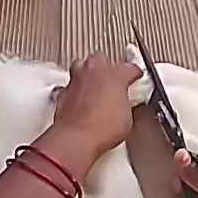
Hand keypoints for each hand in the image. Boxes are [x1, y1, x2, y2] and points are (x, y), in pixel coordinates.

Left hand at [38, 54, 140, 174]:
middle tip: (113, 78)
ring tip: (93, 82)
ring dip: (87, 73)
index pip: (129, 68)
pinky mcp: (63, 93)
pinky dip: (72, 90)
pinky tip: (76, 97)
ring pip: (81, 65)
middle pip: (101, 58)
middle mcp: (94, 72)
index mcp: (115, 75)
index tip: (135, 76)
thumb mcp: (128, 119)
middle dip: (107, 66)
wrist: (77, 138)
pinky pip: (67, 85)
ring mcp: (76, 80)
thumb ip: (127, 105)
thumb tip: (126, 108)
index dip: (134, 73)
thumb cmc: (101, 127)